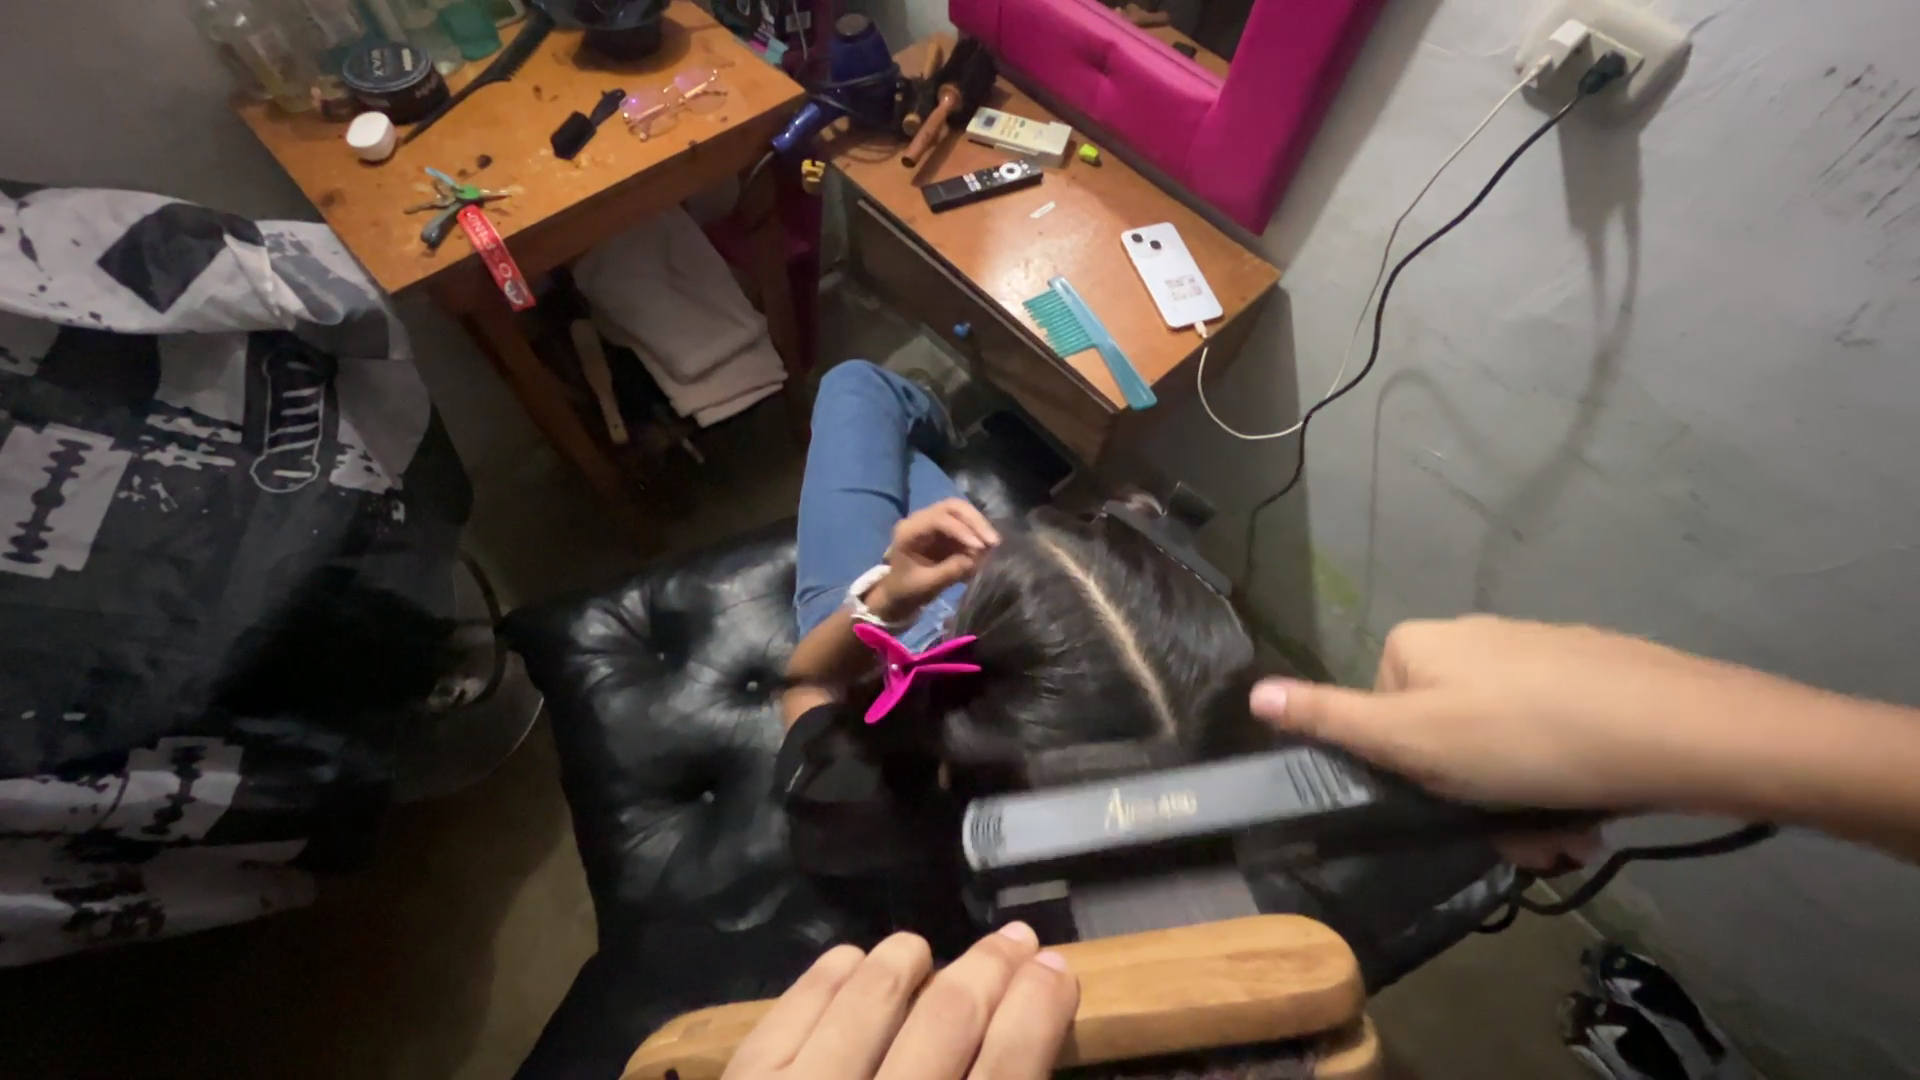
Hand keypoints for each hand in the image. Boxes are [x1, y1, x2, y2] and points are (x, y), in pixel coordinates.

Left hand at [724, 923, 1076, 1079]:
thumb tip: (1025, 1046)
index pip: (1007, 1068)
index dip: (1040, 1007)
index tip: (1057, 969)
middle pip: (950, 1016)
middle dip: (993, 966)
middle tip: (1017, 938)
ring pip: (874, 992)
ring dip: (910, 957)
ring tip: (925, 953)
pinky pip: (798, 1004)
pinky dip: (834, 972)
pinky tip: (854, 963)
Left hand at [875, 499, 1000, 618]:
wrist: (898, 593)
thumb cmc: (907, 589)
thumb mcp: (926, 584)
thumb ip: (949, 571)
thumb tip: (974, 559)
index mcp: (909, 530)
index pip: (938, 519)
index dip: (961, 530)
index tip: (979, 547)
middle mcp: (921, 519)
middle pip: (953, 507)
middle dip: (975, 521)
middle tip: (994, 541)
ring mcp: (934, 522)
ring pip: (962, 512)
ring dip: (980, 526)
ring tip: (993, 546)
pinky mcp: (945, 529)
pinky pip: (966, 524)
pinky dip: (978, 535)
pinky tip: (987, 550)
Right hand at [1249, 615, 1758, 812]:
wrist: (1684, 731)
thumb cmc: (1523, 738)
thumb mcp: (1409, 740)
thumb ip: (1329, 718)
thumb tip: (1252, 693)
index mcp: (1413, 645)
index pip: (1383, 716)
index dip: (1413, 772)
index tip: (1455, 811)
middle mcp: (1465, 634)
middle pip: (1443, 729)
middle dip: (1474, 792)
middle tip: (1522, 836)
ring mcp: (1529, 646)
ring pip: (1499, 736)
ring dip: (1521, 794)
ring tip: (1565, 831)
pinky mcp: (1587, 666)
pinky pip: (1548, 725)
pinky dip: (1559, 768)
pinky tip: (1593, 800)